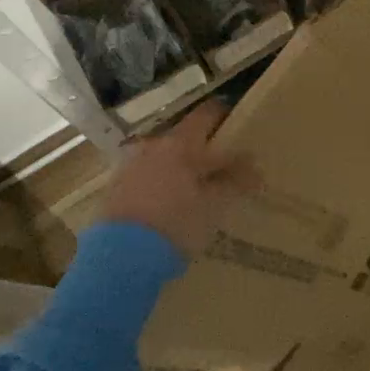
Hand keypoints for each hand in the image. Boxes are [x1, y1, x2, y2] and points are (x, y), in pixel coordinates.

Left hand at [100, 99, 260, 255]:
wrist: (121, 257)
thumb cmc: (176, 223)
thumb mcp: (214, 205)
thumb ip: (235, 181)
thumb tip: (253, 164)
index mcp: (181, 143)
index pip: (207, 114)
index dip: (224, 115)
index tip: (238, 125)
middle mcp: (154, 145)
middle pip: (184, 136)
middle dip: (202, 148)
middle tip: (221, 166)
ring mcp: (132, 165)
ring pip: (164, 157)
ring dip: (180, 166)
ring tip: (194, 189)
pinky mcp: (116, 189)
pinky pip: (146, 176)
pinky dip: (160, 182)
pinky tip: (168, 204)